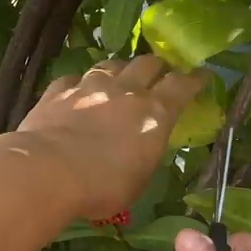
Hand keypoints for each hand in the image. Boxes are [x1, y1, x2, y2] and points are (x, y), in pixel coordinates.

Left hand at [9, 56, 204, 219]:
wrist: (48, 172)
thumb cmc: (102, 186)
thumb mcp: (138, 180)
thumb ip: (144, 155)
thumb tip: (140, 148)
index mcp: (154, 113)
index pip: (182, 86)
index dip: (195, 80)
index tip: (202, 76)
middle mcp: (125, 91)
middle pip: (147, 64)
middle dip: (157, 67)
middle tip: (158, 75)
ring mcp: (88, 87)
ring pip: (110, 65)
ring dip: (119, 70)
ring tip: (118, 79)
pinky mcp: (57, 92)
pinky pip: (73, 79)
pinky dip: (79, 84)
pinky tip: (75, 92)